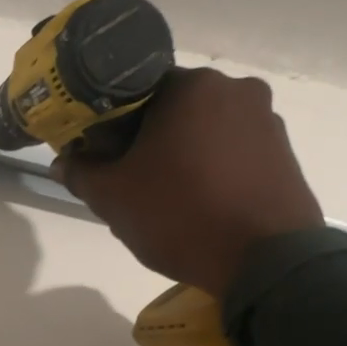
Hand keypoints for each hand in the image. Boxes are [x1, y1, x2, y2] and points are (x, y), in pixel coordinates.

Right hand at [51, 67, 325, 297]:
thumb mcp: (112, 198)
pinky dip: (208, 169)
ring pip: (202, 131)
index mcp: (190, 86)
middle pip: (171, 110)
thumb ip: (82, 172)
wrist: (264, 260)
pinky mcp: (282, 152)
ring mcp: (265, 120)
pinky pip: (229, 151)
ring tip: (160, 196)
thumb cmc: (179, 214)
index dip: (107, 124)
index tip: (96, 154)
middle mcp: (234, 89)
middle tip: (125, 178)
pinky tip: (194, 203)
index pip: (132, 91)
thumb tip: (63, 161)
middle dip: (144, 139)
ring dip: (177, 155)